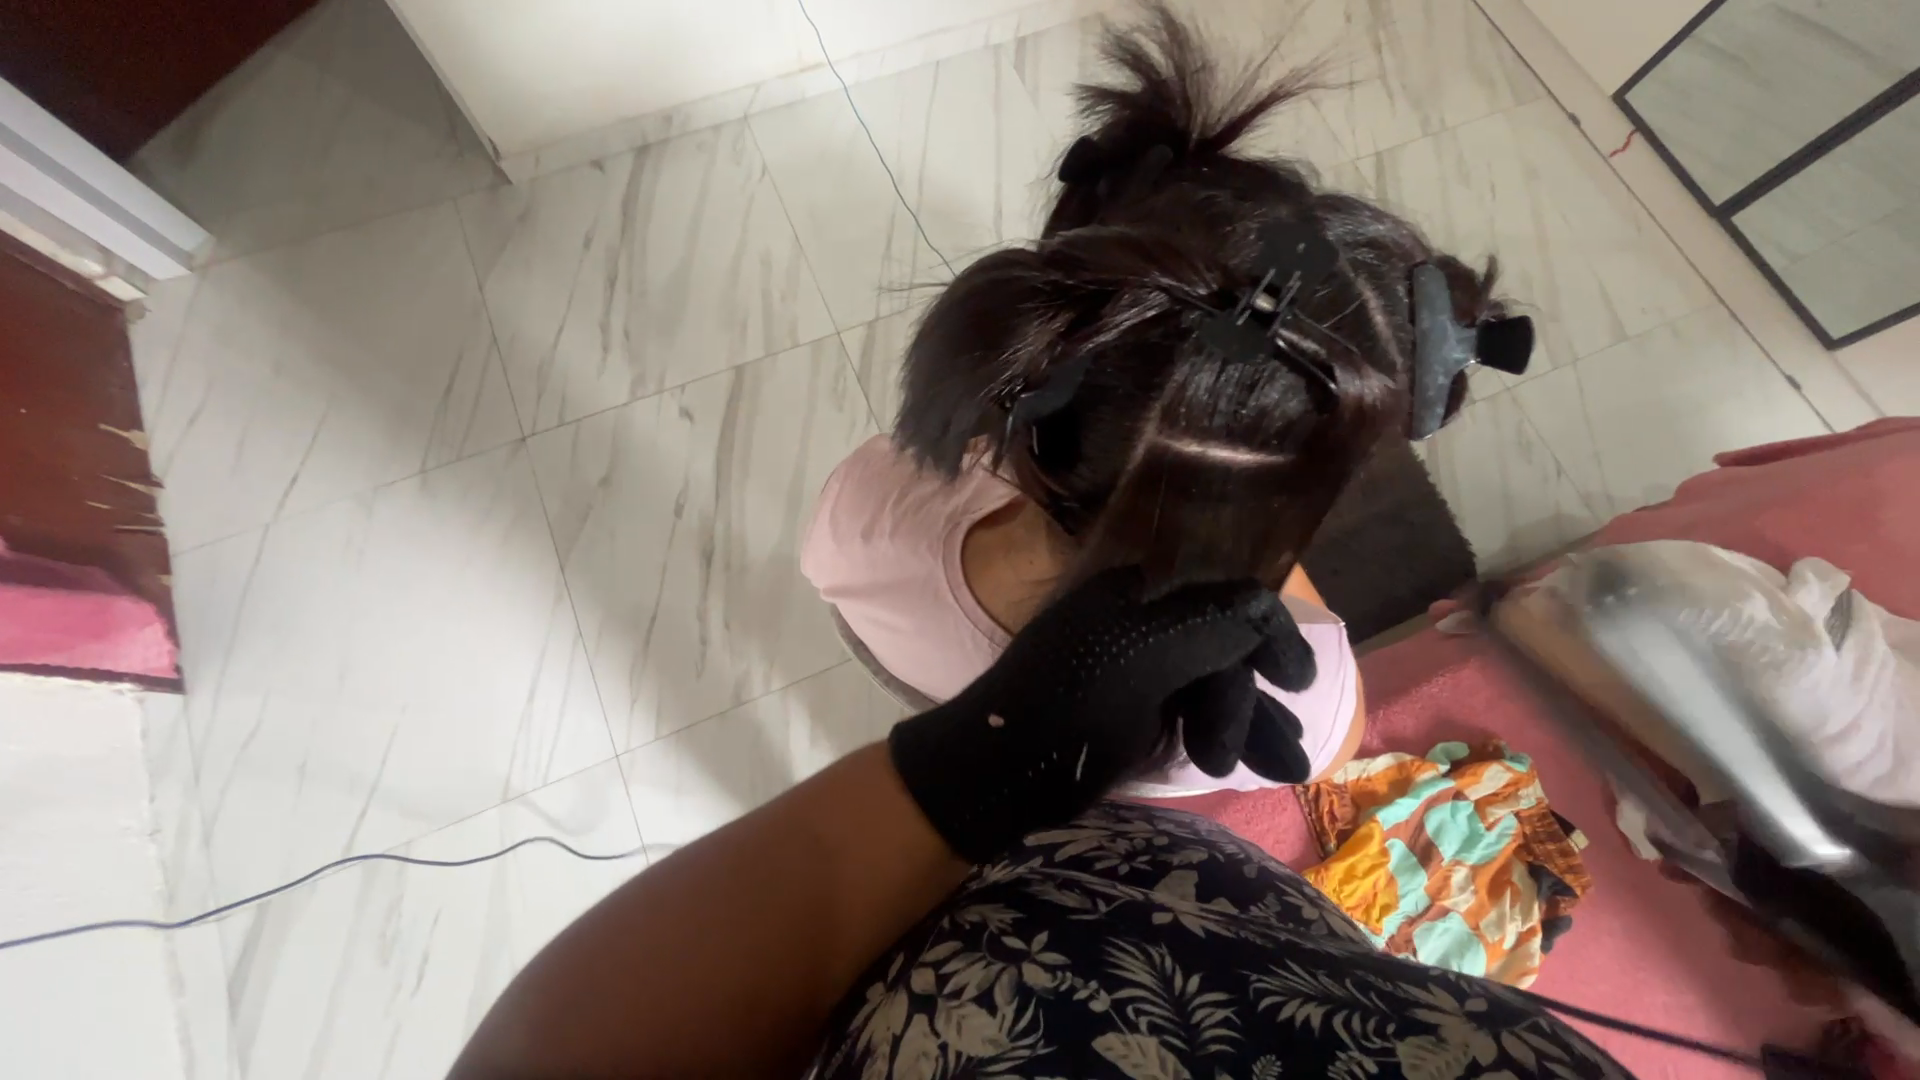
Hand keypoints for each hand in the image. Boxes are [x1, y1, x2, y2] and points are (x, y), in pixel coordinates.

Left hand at [889, 566, 1313, 861]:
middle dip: (1244, 701)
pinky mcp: (1128, 708)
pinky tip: (1245, 765)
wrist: (1001, 772)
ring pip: (1207, 684)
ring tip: (1281, 771)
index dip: (1267, 635)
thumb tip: (1264, 604)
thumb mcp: (1143, 656)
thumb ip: (1209, 624)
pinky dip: (1218, 734)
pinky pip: (1187, 711)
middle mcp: (1135, 620)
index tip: (1296, 681)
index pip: (1221, 597)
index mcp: (1133, 593)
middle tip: (1262, 759)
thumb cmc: (1069, 705)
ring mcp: (1131, 666)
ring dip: (1244, 725)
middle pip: (1219, 647)